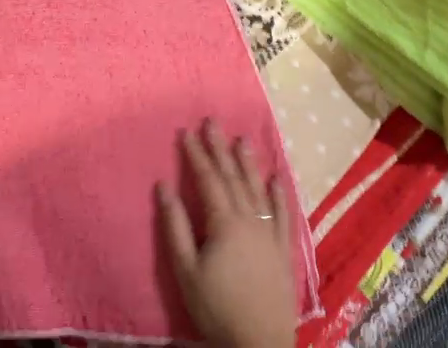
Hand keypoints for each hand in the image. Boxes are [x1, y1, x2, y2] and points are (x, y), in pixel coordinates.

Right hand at [158, 120, 298, 347]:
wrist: (259, 344)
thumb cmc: (215, 307)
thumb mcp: (185, 268)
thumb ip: (175, 225)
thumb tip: (164, 186)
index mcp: (225, 224)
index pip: (208, 179)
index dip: (196, 154)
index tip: (186, 131)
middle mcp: (251, 222)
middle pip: (234, 178)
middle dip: (221, 149)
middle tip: (213, 122)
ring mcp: (271, 237)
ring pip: (258, 191)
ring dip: (248, 164)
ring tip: (242, 139)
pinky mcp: (284, 253)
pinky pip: (283, 216)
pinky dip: (279, 196)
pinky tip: (276, 179)